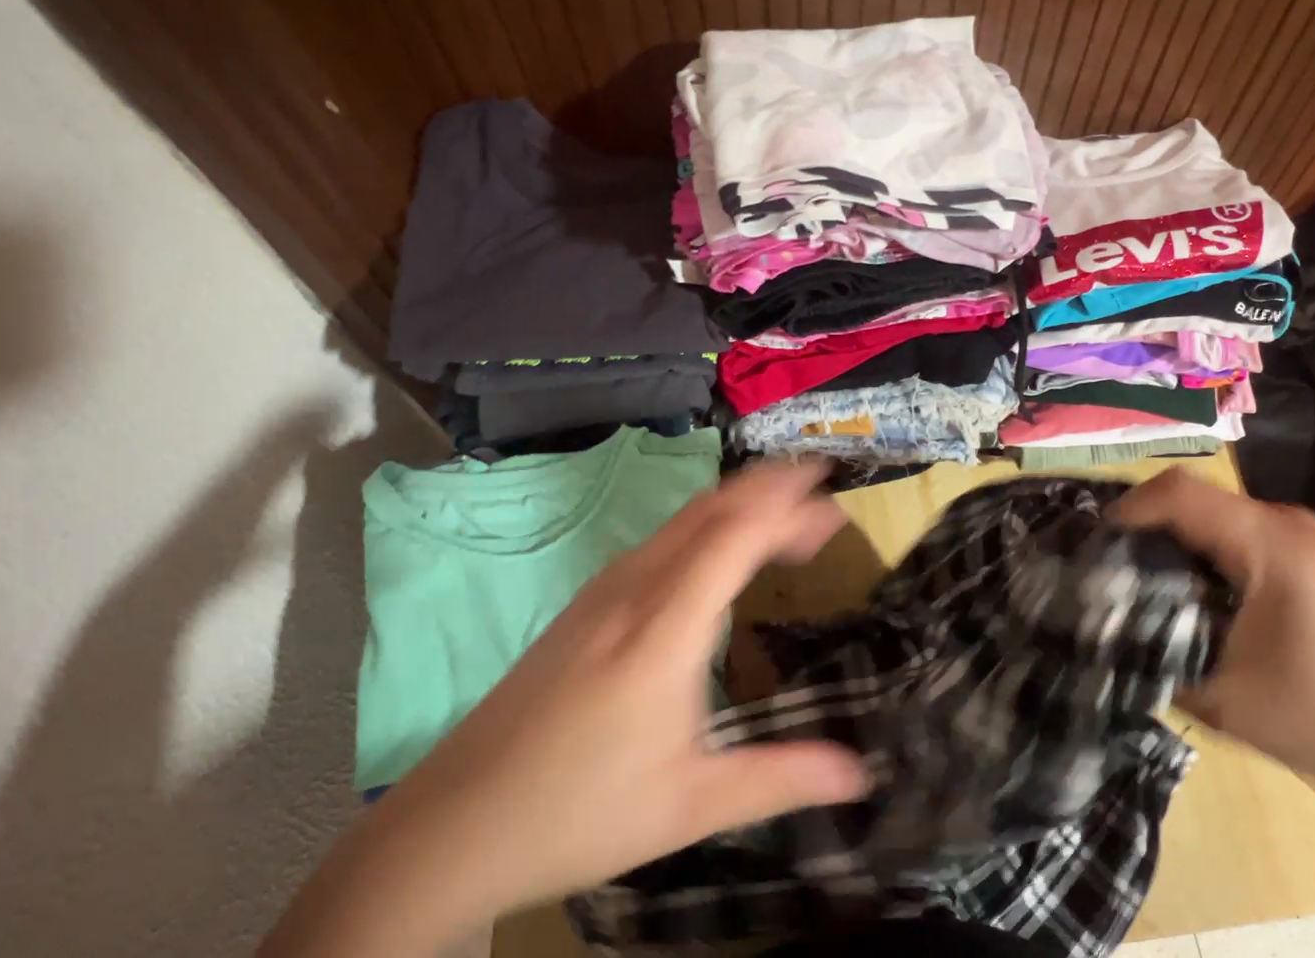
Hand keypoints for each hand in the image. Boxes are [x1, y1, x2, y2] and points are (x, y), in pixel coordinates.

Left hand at [261, 462, 871, 956]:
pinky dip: (701, 530)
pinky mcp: (579, 611)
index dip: (785, 503)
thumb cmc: (579, 813)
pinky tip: (710, 560)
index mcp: (663, 630)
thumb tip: (861, 772)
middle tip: (818, 493)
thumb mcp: (691, 806)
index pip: (733, 537)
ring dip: (733, 507)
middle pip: (706, 512)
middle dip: (767, 488)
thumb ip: (780, 778)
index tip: (830, 492)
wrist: (454, 825)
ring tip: (780, 520)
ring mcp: (598, 598)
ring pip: (677, 525)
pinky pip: (654, 545)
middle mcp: (630, 594)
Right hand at [1112, 470, 1314, 795]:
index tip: (1090, 548)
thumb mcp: (1221, 698)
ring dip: (1168, 543)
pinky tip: (1181, 596)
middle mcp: (1285, 524)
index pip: (1178, 493)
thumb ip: (1152, 660)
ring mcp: (1299, 538)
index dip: (1125, 510)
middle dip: (1140, 529)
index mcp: (1268, 544)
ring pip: (1211, 516)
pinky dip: (1197, 555)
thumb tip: (1099, 638)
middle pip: (1191, 499)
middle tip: (1101, 570)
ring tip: (1132, 584)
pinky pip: (1234, 536)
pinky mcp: (1304, 558)